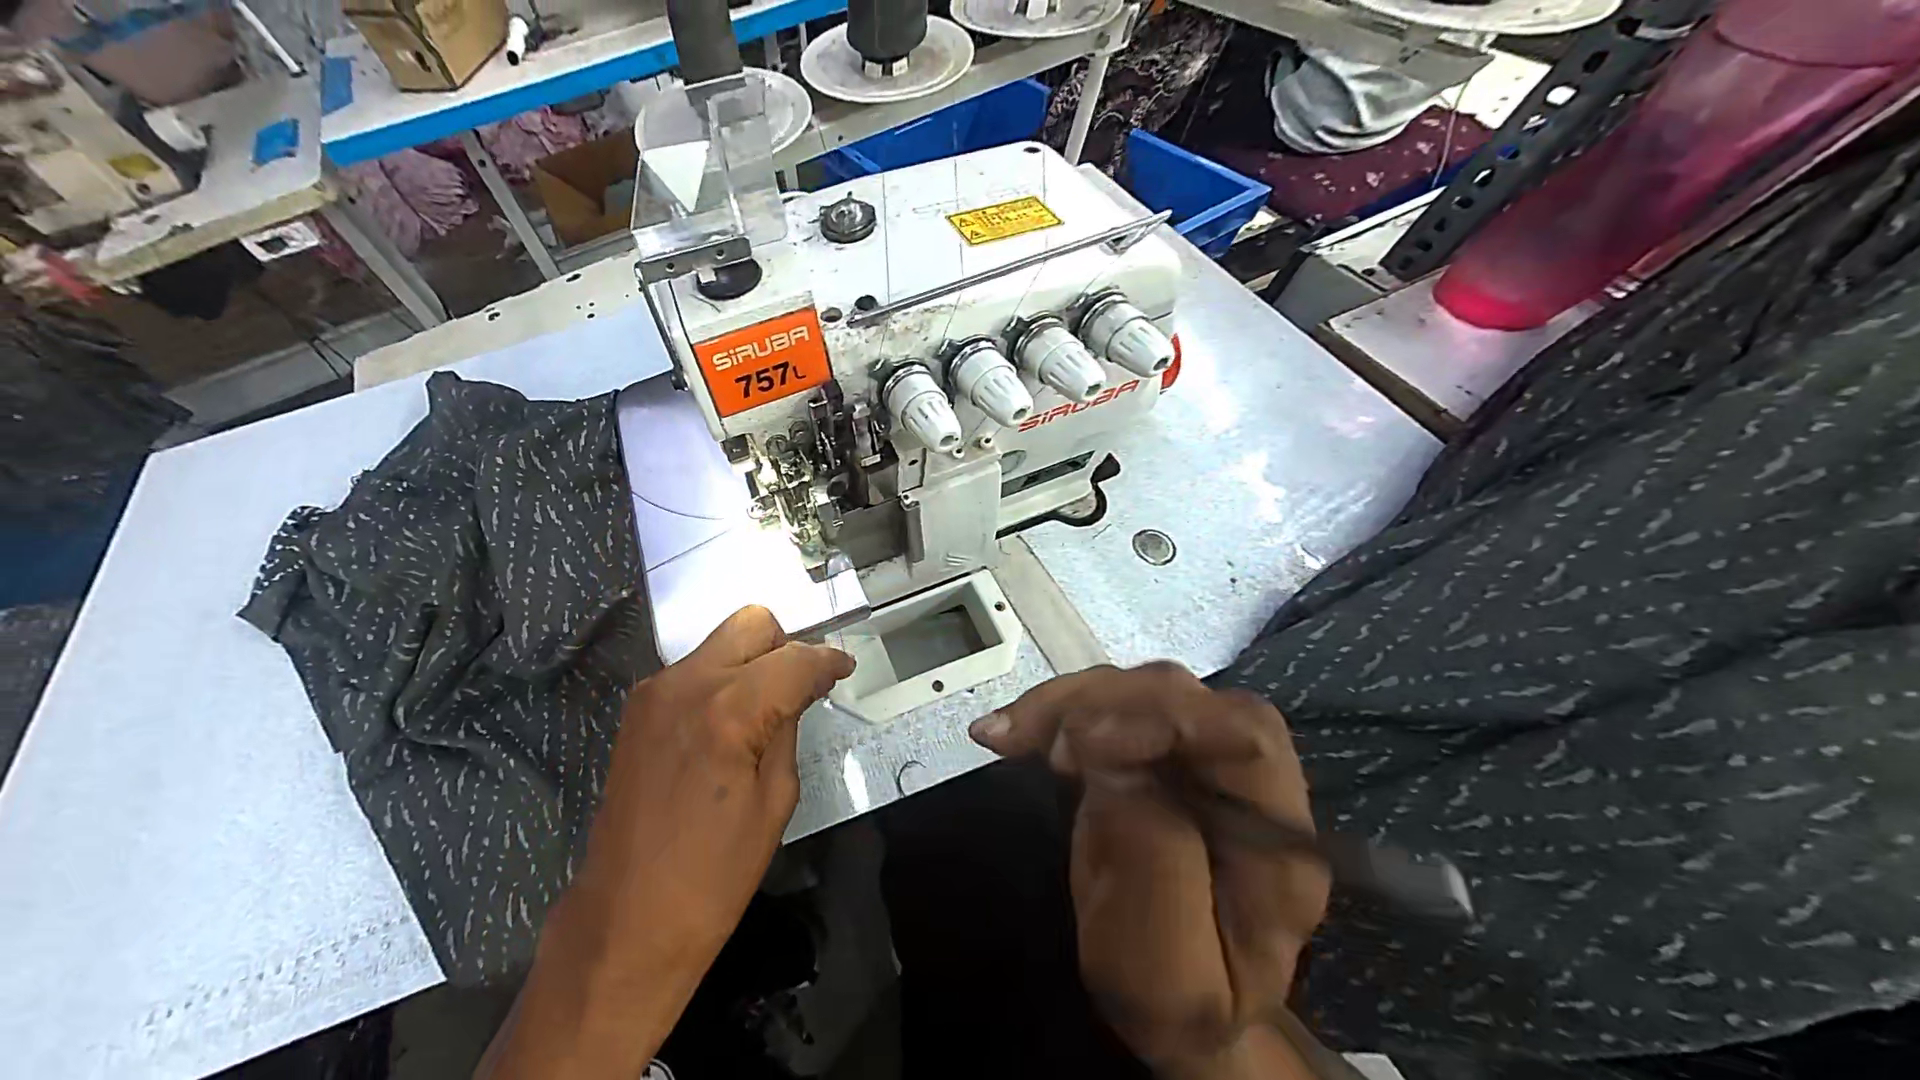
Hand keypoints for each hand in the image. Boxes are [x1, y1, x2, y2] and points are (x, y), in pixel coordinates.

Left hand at [483, 606, 852, 1079]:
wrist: (627, 918)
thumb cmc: (715, 874)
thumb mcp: (776, 799)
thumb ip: (788, 727)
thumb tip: (800, 689)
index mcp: (728, 710)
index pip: (794, 659)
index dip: (827, 661)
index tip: (843, 669)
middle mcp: (686, 684)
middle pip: (751, 624)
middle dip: (785, 646)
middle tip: (802, 685)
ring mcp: (654, 693)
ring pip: (720, 642)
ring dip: (752, 661)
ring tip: (768, 706)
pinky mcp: (637, 709)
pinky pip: (693, 670)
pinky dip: (722, 679)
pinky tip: (731, 721)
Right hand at [969, 663, 1328, 1077]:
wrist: (1175, 1004)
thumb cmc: (1179, 1003)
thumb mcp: (1169, 974)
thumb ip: (1155, 868)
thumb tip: (1110, 755)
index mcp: (1278, 837)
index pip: (1249, 736)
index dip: (1171, 717)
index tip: (1083, 739)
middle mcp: (1246, 779)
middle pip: (1187, 695)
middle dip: (1102, 702)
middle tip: (1033, 739)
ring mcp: (1199, 758)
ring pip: (1141, 688)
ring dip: (1070, 700)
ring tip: (1011, 735)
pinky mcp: (1154, 752)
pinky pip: (1110, 706)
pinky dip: (1057, 710)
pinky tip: (1012, 732)